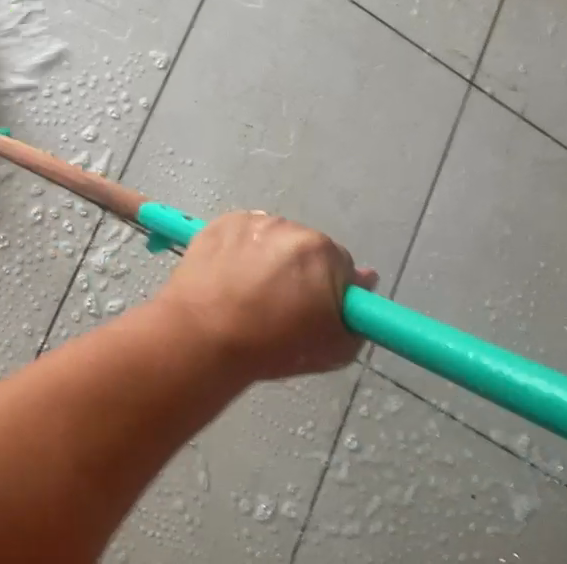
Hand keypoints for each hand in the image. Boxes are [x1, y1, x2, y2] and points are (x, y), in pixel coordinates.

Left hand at [157, 211, 376, 381]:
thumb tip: (363, 279)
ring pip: (271, 239)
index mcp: (322, 251)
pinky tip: (229, 275)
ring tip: (249, 290)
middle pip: (305, 248)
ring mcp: (247, 222)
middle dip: (300, 270)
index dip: (331, 289)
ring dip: (269, 256)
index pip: (341, 266)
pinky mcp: (215, 224)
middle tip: (279, 302)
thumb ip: (359, 312)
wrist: (202, 333)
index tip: (313, 309)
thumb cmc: (274, 344)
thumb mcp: (336, 345)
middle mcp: (286, 226)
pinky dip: (239, 249)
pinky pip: (240, 235)